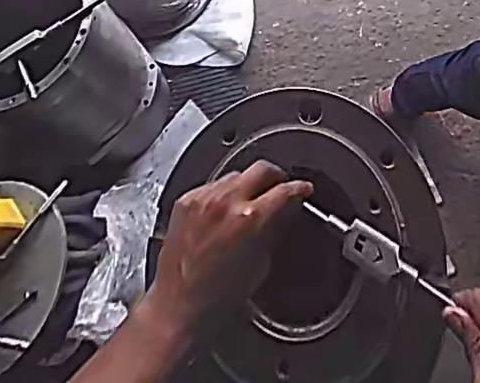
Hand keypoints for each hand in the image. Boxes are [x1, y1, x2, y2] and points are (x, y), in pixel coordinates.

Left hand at [146, 161, 312, 333]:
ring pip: (236, 174)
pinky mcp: (186, 200)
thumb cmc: (215, 301)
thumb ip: (273, 231)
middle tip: (279, 187)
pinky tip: (223, 212)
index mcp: (249, 220)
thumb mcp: (259, 267)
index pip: (284, 191)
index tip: (303, 188)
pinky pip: (212, 185)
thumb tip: (284, 212)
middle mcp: (226, 202)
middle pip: (261, 169)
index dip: (298, 189)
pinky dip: (222, 194)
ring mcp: (204, 198)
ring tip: (248, 204)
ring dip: (247, 185)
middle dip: (275, 176)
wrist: (176, 309)